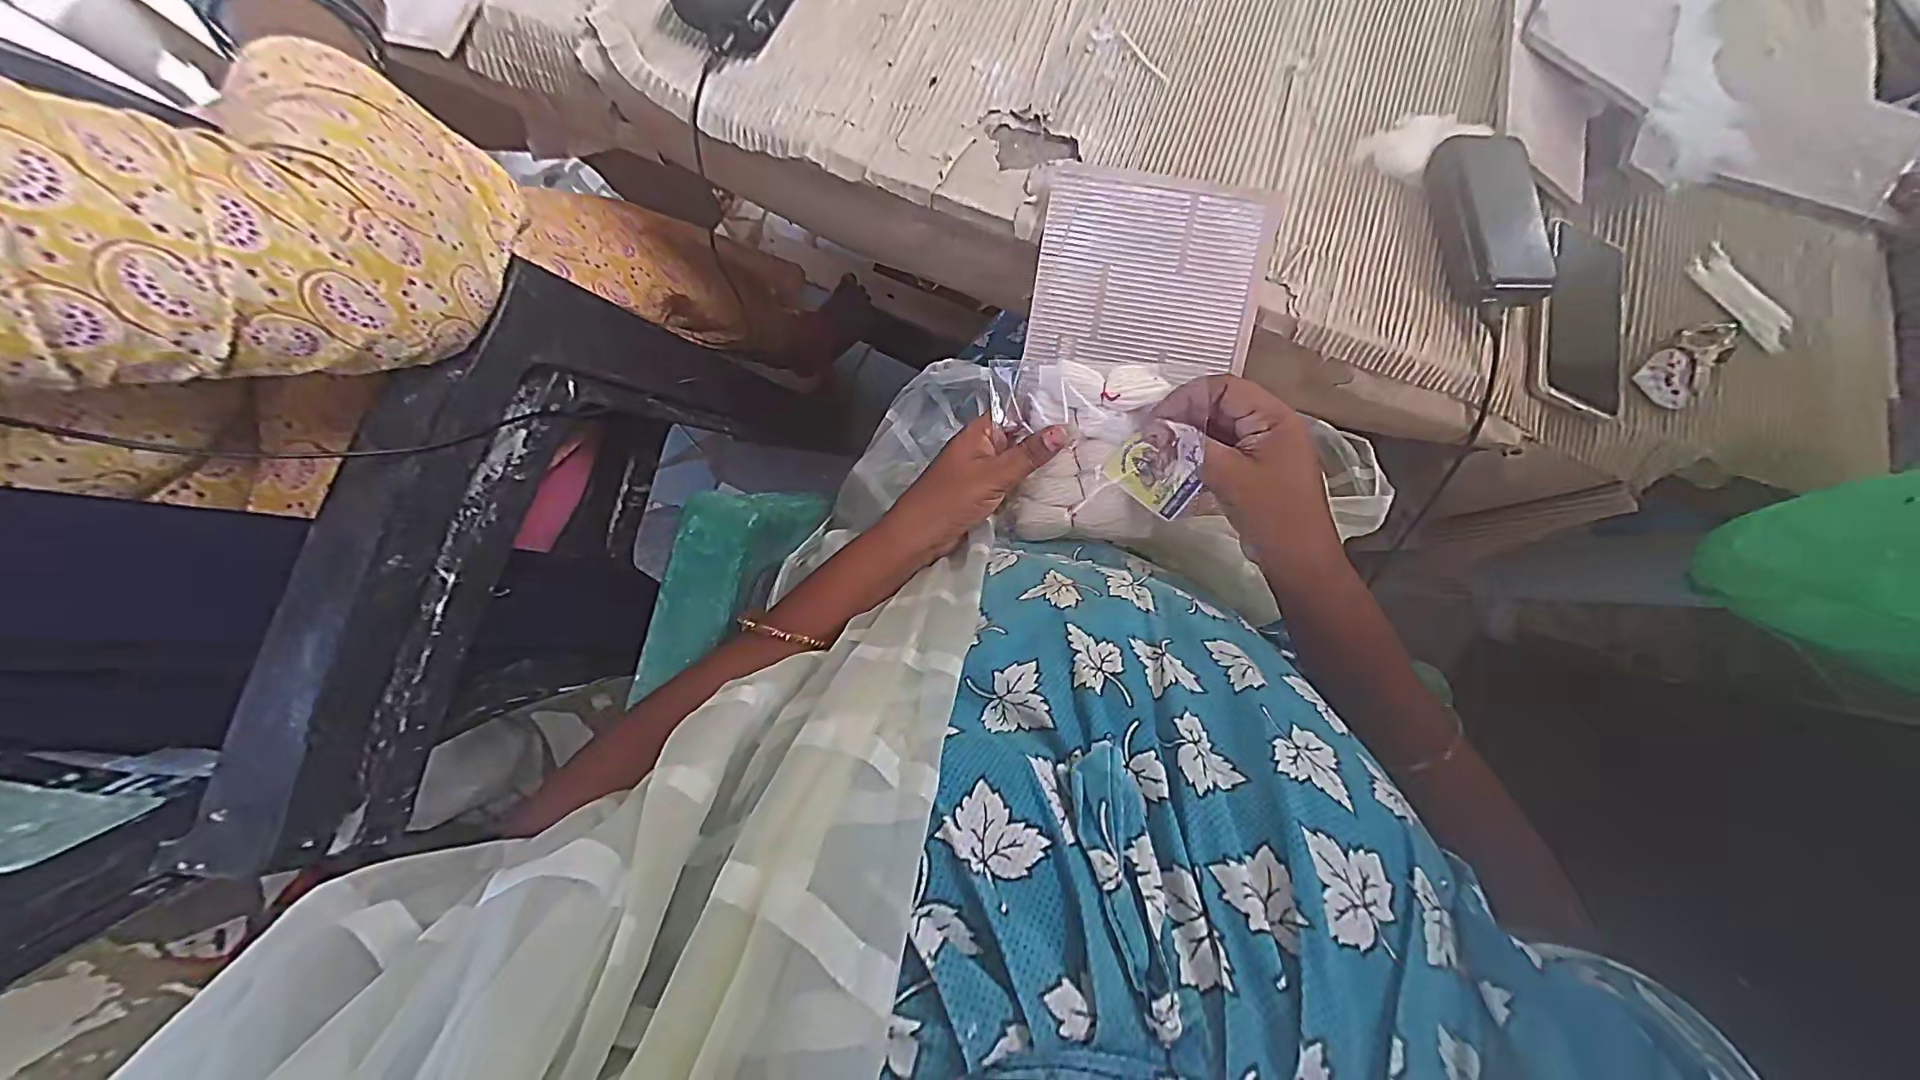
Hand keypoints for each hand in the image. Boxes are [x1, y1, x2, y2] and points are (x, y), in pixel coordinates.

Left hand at [880, 415, 1070, 563]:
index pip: (1016, 410)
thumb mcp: (994, 475)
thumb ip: (1029, 454)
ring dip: (1040, 463)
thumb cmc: (951, 500)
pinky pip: (1012, 482)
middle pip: (1020, 436)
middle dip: (1047, 439)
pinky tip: (1054, 483)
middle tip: (1086, 436)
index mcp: (979, 432)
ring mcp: (983, 470)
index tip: (1076, 410)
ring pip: (1018, 461)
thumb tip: (1062, 429)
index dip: (1043, 409)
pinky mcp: (985, 492)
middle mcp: (982, 447)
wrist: (920, 537)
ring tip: (1079, 457)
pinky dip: (1028, 483)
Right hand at [1150, 375, 1344, 575]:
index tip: (1158, 421)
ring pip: (1214, 430)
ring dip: (1185, 439)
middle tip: (1152, 440)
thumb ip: (1194, 447)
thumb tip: (1159, 430)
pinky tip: (1174, 469)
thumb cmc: (1273, 514)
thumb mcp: (1230, 475)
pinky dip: (1195, 456)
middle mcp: (1268, 425)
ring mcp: (1259, 448)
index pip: (1223, 388)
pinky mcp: (1250, 469)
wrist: (1299, 559)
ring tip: (1158, 454)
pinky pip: (1218, 451)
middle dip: (1182, 419)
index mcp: (1273, 417)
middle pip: (1217, 406)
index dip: (1186, 398)